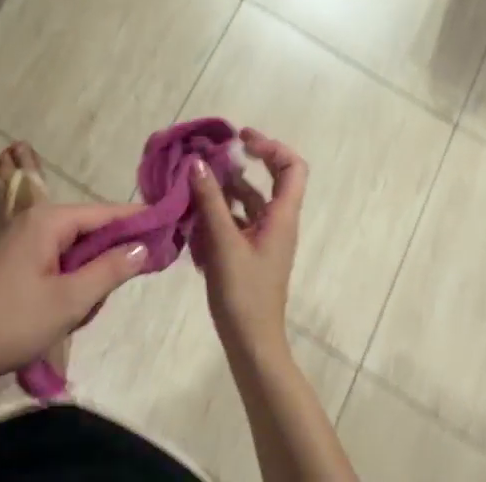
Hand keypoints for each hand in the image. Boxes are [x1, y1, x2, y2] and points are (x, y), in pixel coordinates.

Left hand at [0, 202, 148, 385]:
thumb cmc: (12, 323)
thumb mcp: (70, 301)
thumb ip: (110, 270)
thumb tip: (144, 245)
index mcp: (48, 219)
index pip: (106, 211)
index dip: (138, 221)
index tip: (170, 231)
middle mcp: (34, 219)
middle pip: (89, 230)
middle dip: (105, 261)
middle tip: (110, 296)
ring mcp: (20, 239)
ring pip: (73, 250)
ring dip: (84, 280)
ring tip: (77, 314)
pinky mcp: (12, 260)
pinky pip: (54, 262)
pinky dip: (66, 283)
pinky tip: (61, 313)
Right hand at [191, 130, 307, 356]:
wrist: (252, 343)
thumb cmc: (243, 293)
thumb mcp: (223, 243)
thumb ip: (210, 201)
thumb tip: (197, 162)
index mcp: (282, 217)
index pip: (292, 168)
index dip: (270, 147)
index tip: (240, 140)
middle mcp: (278, 223)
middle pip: (272, 179)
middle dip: (246, 161)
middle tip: (218, 150)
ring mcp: (264, 239)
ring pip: (250, 200)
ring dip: (226, 187)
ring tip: (195, 180)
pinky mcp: (250, 253)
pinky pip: (238, 221)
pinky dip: (220, 211)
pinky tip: (193, 214)